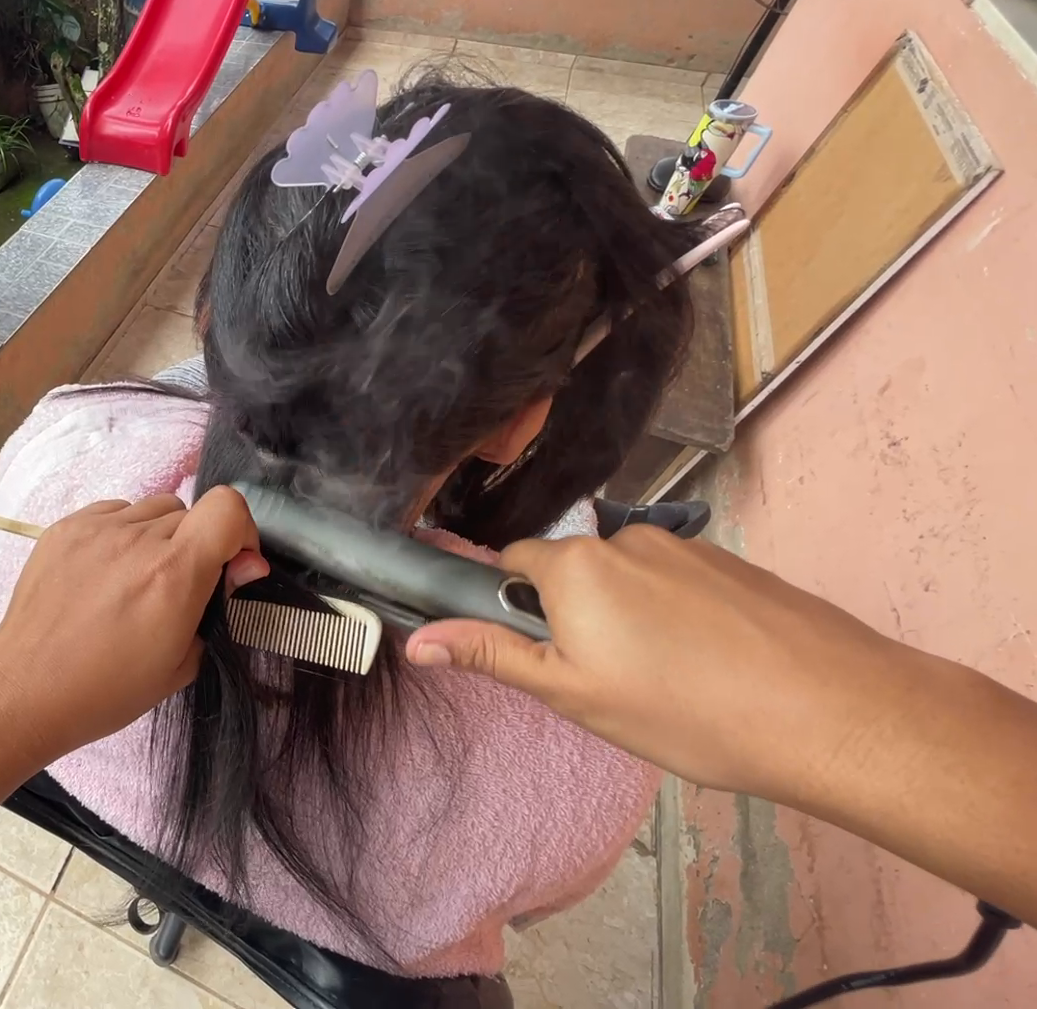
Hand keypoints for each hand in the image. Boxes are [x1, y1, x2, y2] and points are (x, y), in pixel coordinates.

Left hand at [0, 486, 266, 760]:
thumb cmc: (105, 690)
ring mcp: (95, 529)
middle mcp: (136, 540)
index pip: (228, 506)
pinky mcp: (64, 527)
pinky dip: (121, 533)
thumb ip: (218, 607)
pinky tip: (105, 572)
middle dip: (196, 545)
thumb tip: (245, 567)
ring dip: (158, 536)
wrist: (26, 688)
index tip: (231, 563)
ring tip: (136, 579)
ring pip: (151, 509)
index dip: (241, 530)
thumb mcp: (181, 664)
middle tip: (176, 587)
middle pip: (190, 512)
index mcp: (173, 574)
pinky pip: (112, 512)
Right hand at [403, 526, 920, 800]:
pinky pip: (676, 581)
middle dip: (572, 613)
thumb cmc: (683, 710)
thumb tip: (414, 641)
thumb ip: (489, 655)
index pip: (510, 564)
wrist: (843, 717)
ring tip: (668, 675)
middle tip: (606, 675)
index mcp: (572, 566)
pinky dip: (676, 612)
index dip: (514, 606)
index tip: (543, 648)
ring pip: (624, 578)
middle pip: (569, 570)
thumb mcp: (570, 692)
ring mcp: (683, 547)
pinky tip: (711, 661)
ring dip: (626, 613)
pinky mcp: (734, 563)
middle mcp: (621, 540)